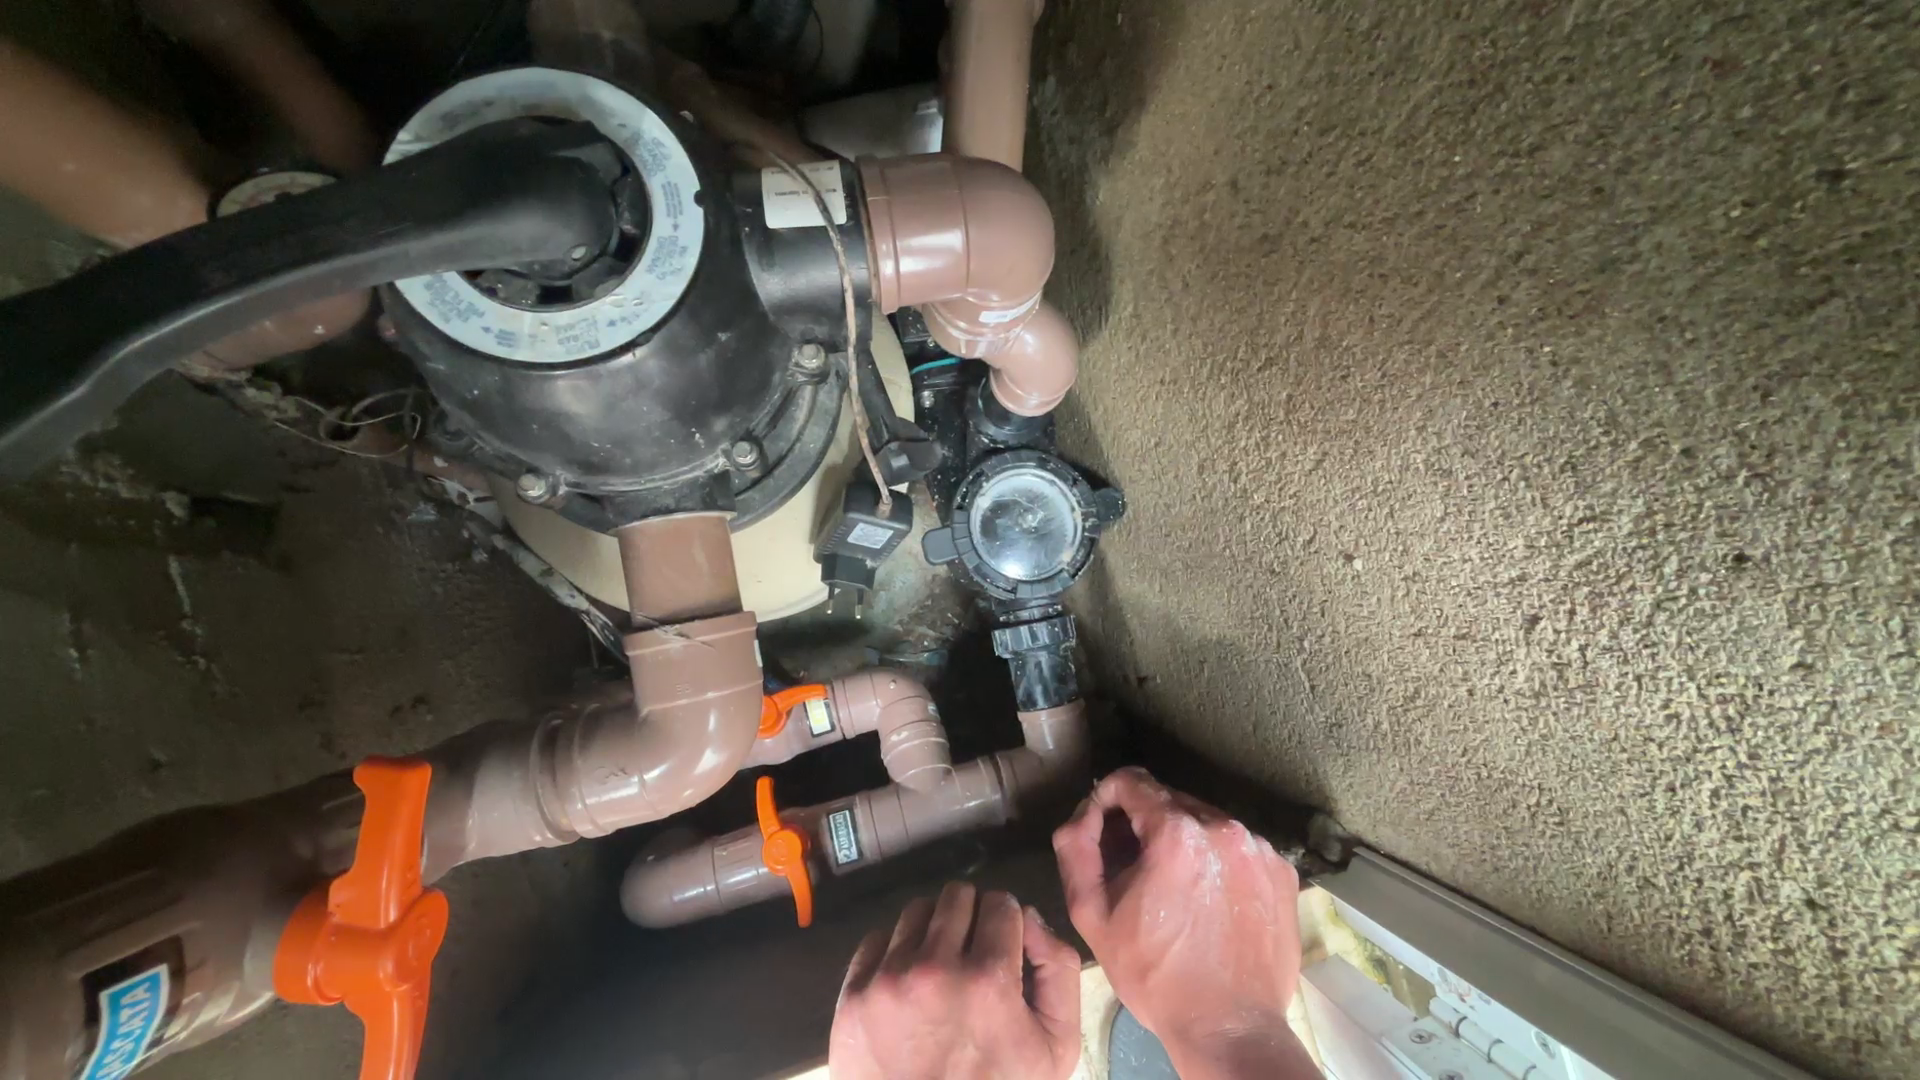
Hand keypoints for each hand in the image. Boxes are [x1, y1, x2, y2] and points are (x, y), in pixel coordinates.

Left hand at [829, 881, 1081, 1079]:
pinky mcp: (854, 995)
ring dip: (933, 930)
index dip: (1006, 924)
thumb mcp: (1055, 1048)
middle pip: (957, 896)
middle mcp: (936, 968)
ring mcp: (889, 980)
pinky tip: (908, 983)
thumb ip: (1059, 970)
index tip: (1003, 949)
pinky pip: (878, 938)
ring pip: (917, 910)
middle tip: (972, 955)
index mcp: (989, 980)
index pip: (1000, 903)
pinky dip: (896, 951)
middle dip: (971, 919)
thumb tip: (1029, 919)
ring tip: (939, 968)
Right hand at [1053, 767, 1316, 1079]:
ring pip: (1203, 821)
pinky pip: (1235, 846)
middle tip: (1132, 867)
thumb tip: (1083, 815)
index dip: (1106, 799)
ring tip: (1171, 888)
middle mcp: (1223, 828)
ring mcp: (1258, 849)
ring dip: (1180, 840)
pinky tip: (1206, 900)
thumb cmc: (1155, 975)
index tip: (1101, 829)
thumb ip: (1076, 850)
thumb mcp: (1093, 915)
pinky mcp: (1281, 872)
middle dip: (1143, 823)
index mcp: (1177, 832)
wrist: (1230, 1031)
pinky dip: (1214, 859)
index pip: (1131, 781)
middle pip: (1169, 800)